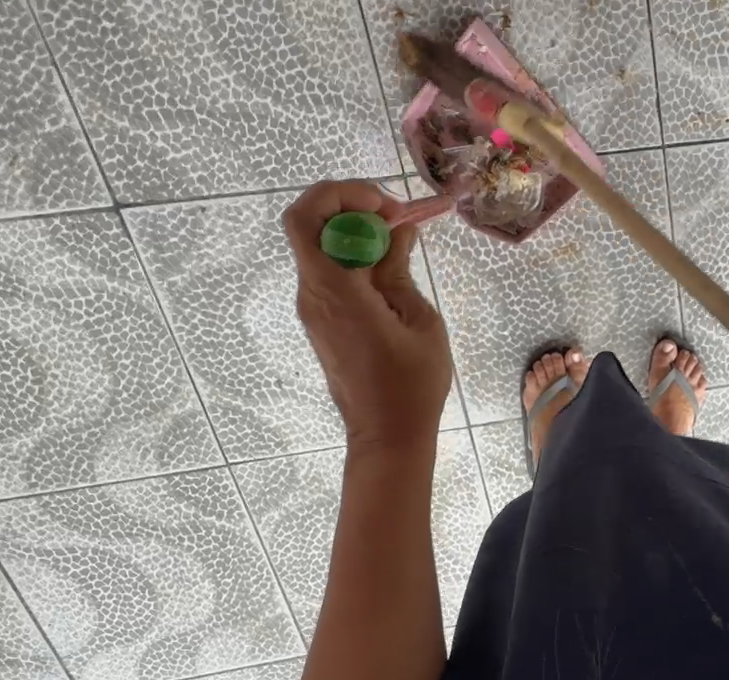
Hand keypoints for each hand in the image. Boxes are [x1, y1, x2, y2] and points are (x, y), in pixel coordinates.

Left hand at [283, 181, 452, 449]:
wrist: (388, 434)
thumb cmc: (412, 384)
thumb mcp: (420, 321)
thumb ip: (401, 270)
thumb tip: (398, 232)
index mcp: (335, 292)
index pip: (307, 217)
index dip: (340, 195)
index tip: (385, 205)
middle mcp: (312, 295)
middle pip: (309, 227)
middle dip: (349, 210)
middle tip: (393, 221)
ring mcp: (313, 311)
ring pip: (319, 250)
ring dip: (354, 237)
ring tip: (398, 247)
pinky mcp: (322, 324)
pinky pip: (329, 277)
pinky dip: (353, 262)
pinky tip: (388, 276)